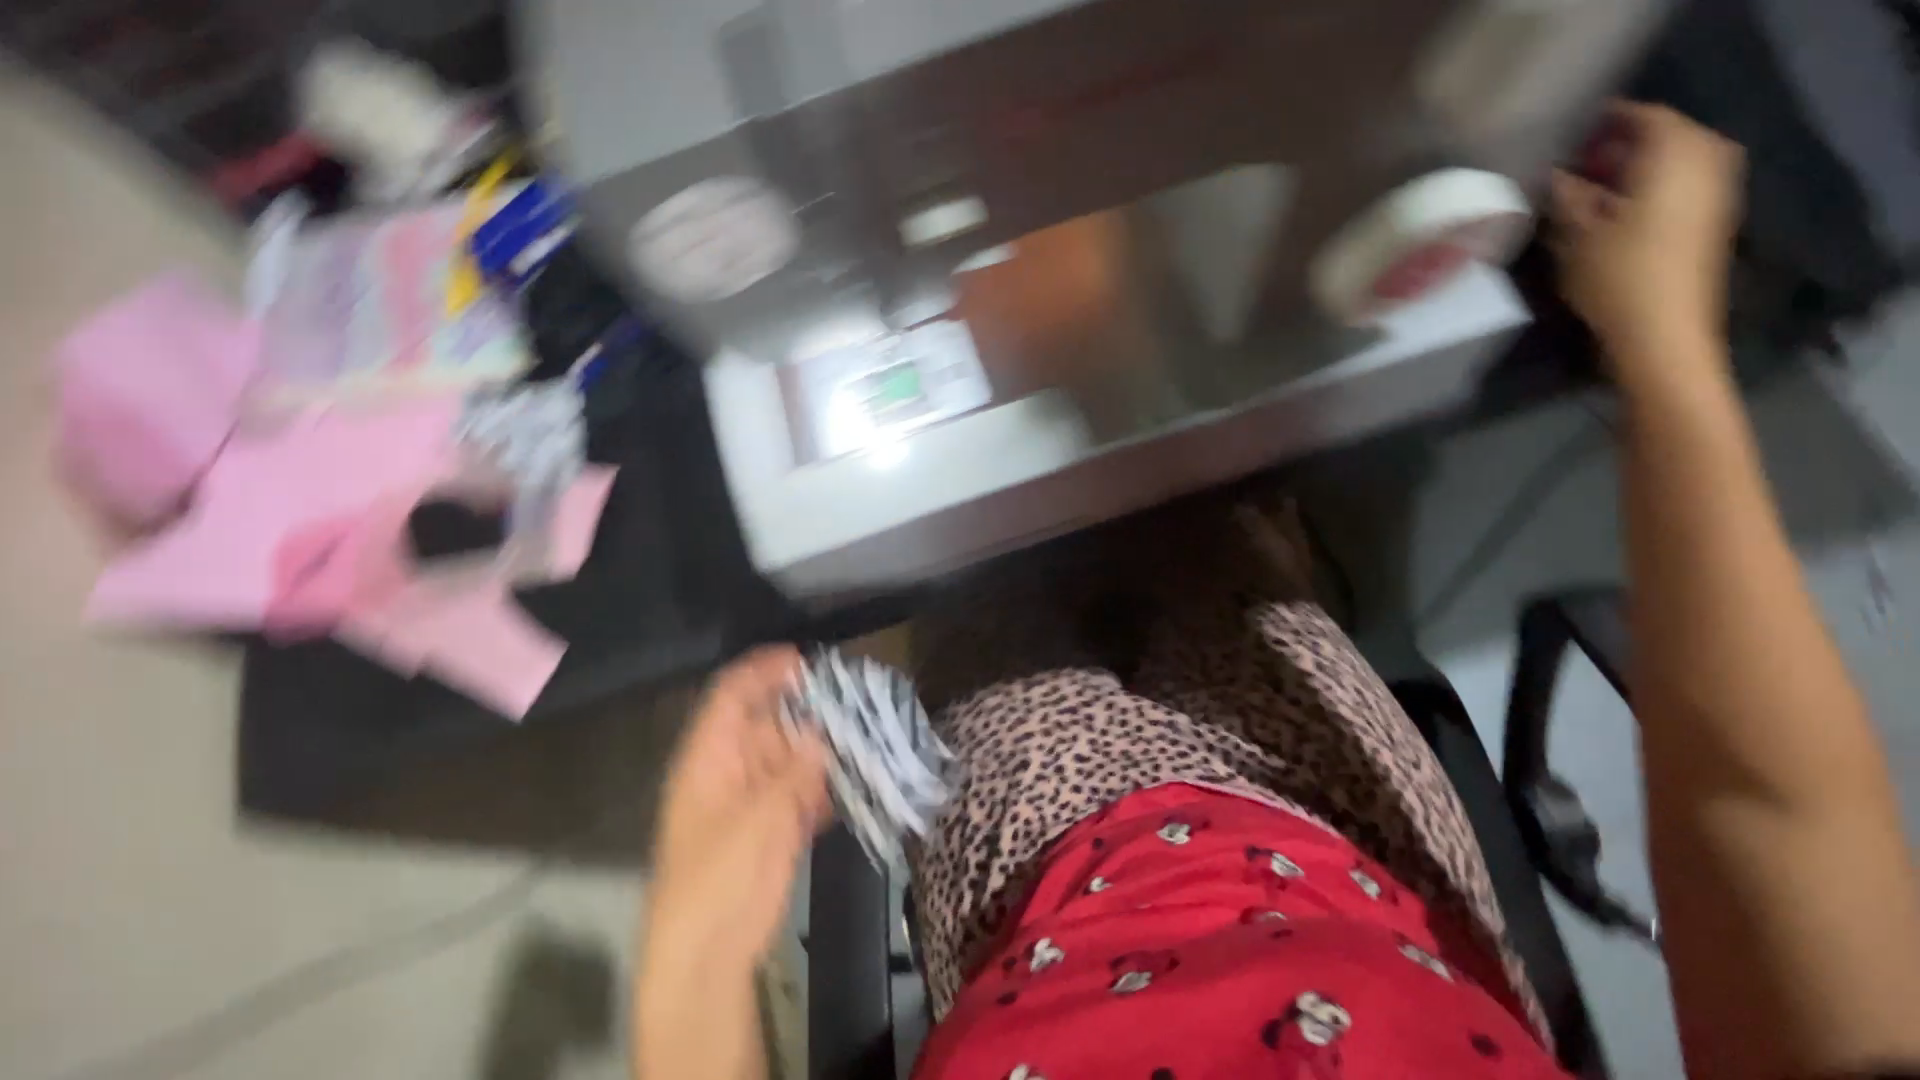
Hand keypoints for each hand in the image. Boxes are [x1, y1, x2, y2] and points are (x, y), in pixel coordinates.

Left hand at [644, 646, 831, 974]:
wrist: (705, 956)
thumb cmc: (716, 880)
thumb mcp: (756, 820)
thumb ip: (793, 775)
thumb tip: (823, 734)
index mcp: (710, 758)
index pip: (732, 695)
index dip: (764, 671)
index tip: (807, 660)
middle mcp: (732, 770)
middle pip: (770, 723)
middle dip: (809, 709)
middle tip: (857, 697)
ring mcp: (755, 801)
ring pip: (793, 759)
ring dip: (825, 747)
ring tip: (870, 731)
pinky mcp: (775, 831)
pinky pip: (805, 795)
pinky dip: (829, 787)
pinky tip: (862, 780)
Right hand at [1551, 102, 1744, 383]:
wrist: (1663, 334)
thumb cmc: (1617, 279)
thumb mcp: (1578, 235)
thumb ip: (1567, 196)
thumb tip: (1555, 173)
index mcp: (1675, 160)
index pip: (1649, 117)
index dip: (1612, 118)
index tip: (1576, 126)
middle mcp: (1704, 168)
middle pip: (1669, 138)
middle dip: (1628, 143)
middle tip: (1582, 159)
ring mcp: (1712, 198)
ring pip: (1677, 164)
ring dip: (1640, 168)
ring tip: (1596, 186)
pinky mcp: (1708, 226)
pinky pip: (1682, 188)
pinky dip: (1653, 189)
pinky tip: (1618, 211)